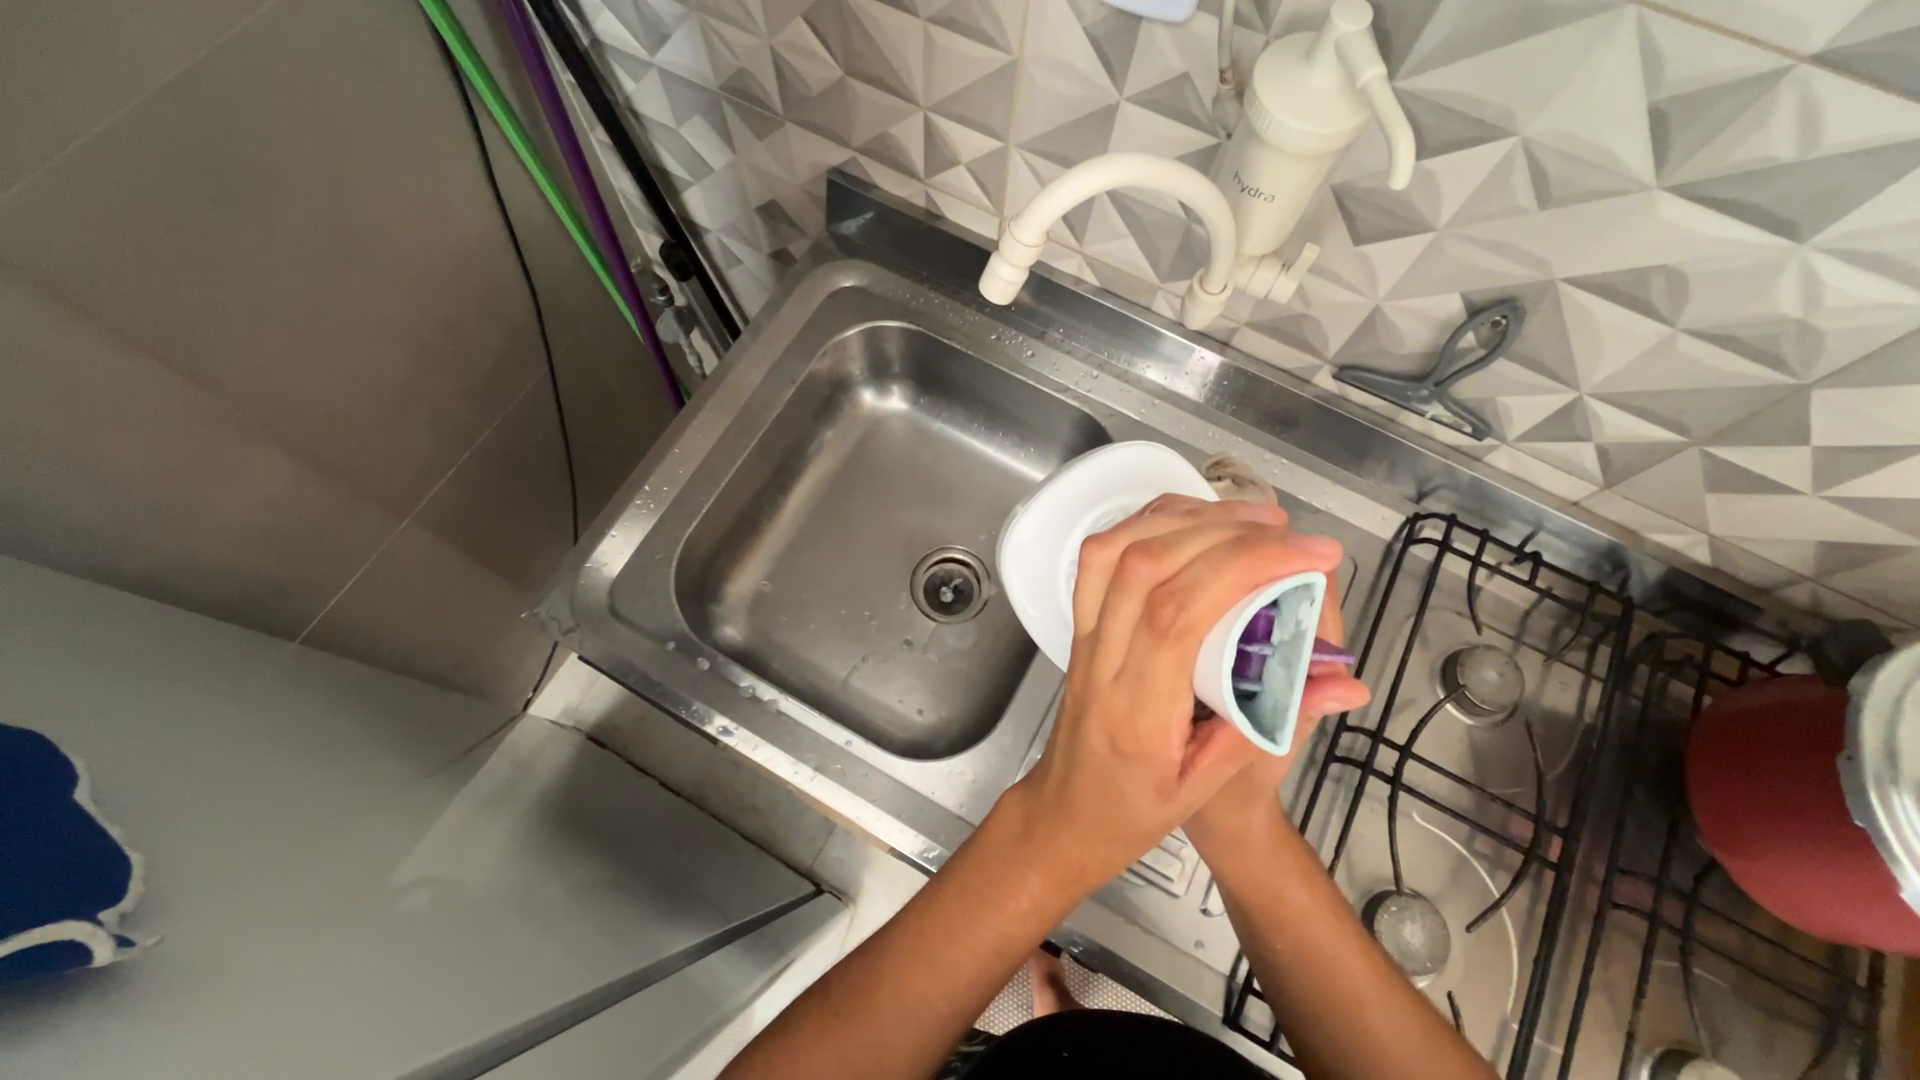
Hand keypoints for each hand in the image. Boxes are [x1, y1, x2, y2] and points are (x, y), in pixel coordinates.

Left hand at [995, 495, 1346, 891]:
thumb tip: (1345, 684)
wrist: (1064, 812)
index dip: (1244, 566)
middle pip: (1148, 567)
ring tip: (1250, 518)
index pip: (1180, 612)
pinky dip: (1148, 523)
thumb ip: (1270, 727)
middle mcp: (1101, 660)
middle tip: (1290, 532)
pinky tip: (1194, 520)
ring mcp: (1082, 636)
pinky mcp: (1077, 624)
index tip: (1308, 556)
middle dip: (1226, 533)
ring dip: (1186, 517)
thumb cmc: (1134, 810)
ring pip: (1117, 550)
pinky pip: (1100, 556)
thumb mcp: (1207, 786)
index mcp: (1137, 708)